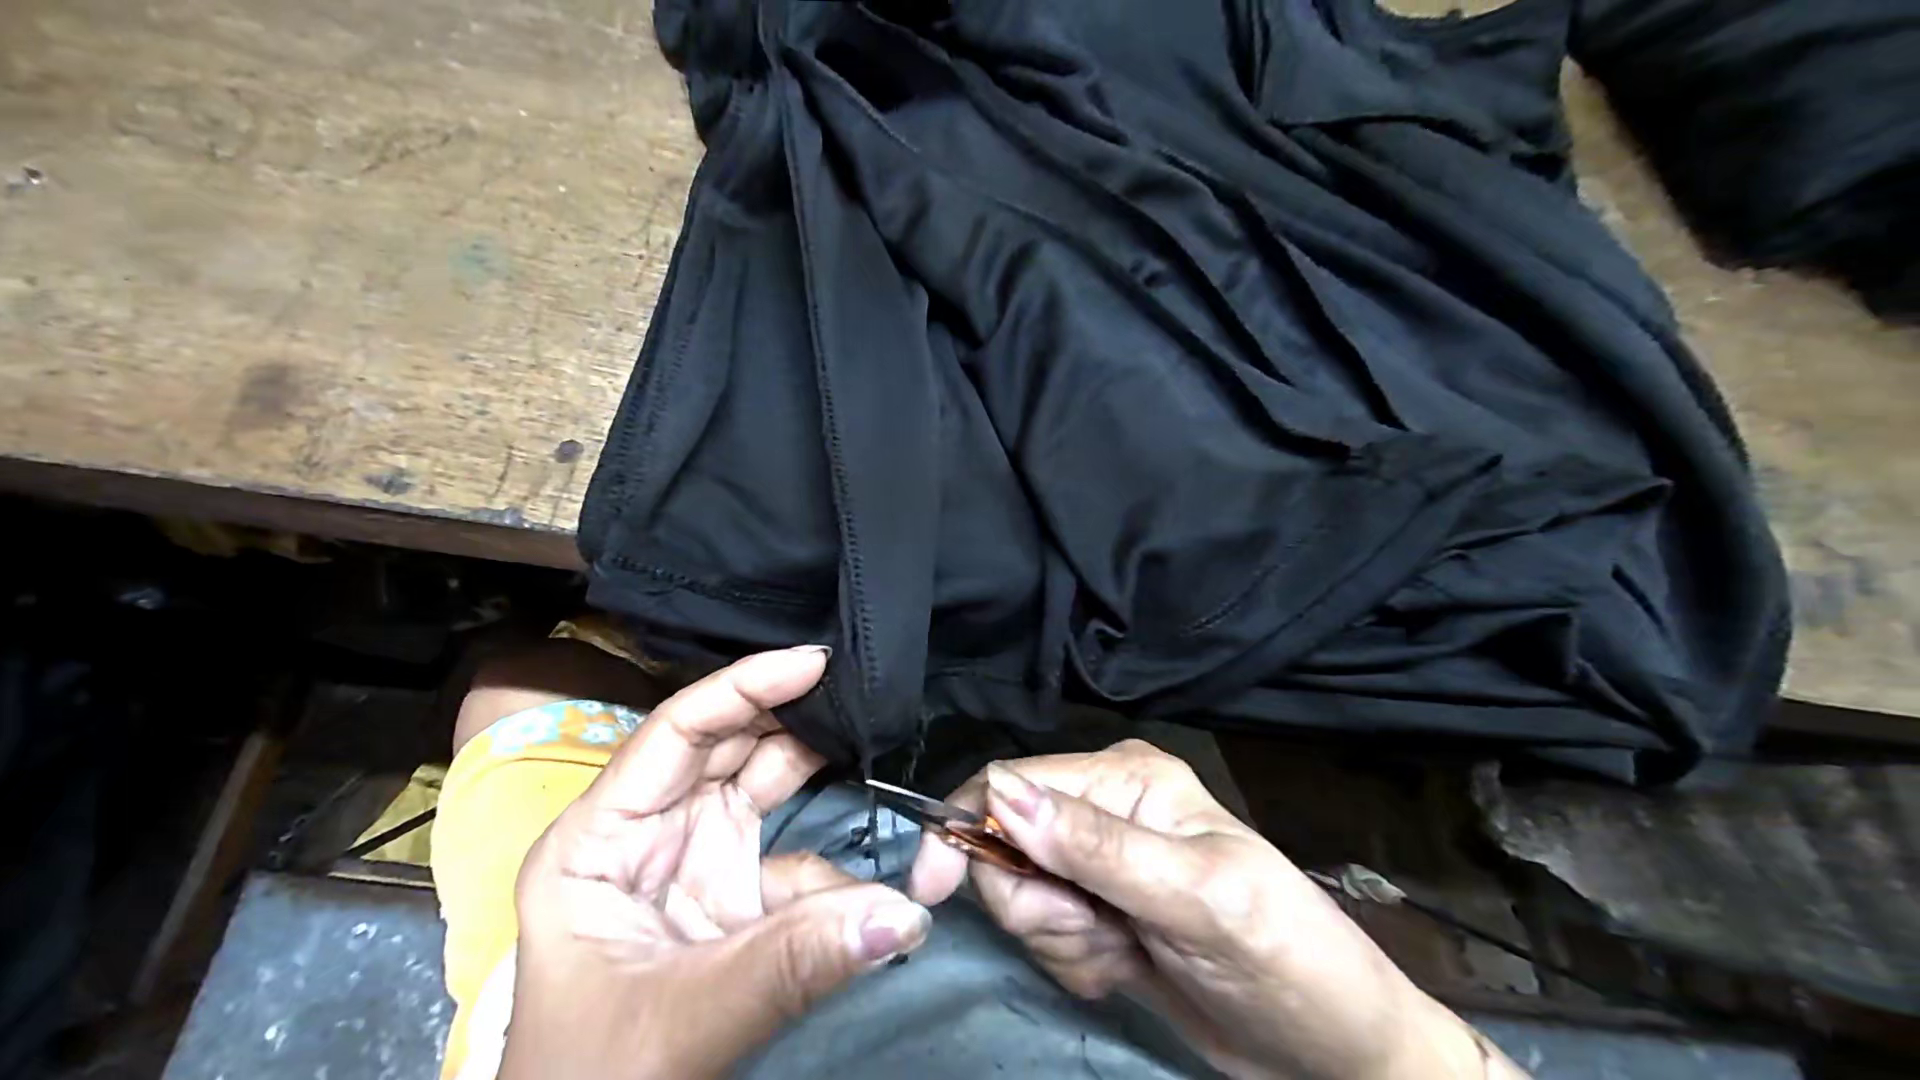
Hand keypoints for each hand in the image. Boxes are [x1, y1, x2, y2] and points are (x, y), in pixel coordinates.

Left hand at [501, 646, 931, 1079]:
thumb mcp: (683, 1021)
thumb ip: (794, 962)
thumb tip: (904, 914)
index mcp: (601, 836)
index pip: (677, 732)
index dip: (745, 688)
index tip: (815, 662)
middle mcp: (648, 829)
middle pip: (725, 745)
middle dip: (789, 714)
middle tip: (859, 691)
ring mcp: (694, 856)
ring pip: (761, 784)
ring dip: (817, 768)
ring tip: (874, 737)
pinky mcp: (733, 891)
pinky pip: (794, 855)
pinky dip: (836, 867)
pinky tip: (873, 889)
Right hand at [910, 740, 1516, 1079]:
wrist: (1330, 1049)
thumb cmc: (1283, 959)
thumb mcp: (1199, 899)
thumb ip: (1097, 847)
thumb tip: (1000, 793)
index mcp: (1126, 778)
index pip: (1014, 783)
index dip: (967, 828)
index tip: (933, 891)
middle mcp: (1104, 806)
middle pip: (1006, 841)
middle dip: (1036, 902)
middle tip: (1098, 934)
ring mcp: (1098, 860)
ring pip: (1019, 890)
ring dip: (1060, 936)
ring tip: (1124, 951)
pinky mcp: (1096, 906)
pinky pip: (1043, 928)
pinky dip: (1072, 957)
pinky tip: (1125, 964)